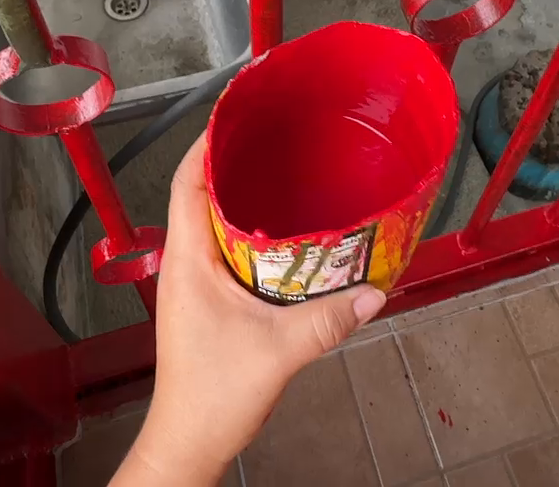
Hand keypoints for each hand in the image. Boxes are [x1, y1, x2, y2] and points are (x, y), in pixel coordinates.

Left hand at [117, 132, 385, 485]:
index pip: (184, 182)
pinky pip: (221, 242)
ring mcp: (191, 278)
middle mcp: (183, 260)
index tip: (236, 117)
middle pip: (196, 191)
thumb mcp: (278, 351)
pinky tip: (279, 231)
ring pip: (208, 217)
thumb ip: (328, 319)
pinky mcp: (204, 295)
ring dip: (236, 193)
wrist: (189, 441)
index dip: (203, 144)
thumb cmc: (215, 393)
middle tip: (271, 137)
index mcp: (187, 258)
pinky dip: (244, 225)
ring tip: (279, 171)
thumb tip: (375, 291)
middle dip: (228, 160)